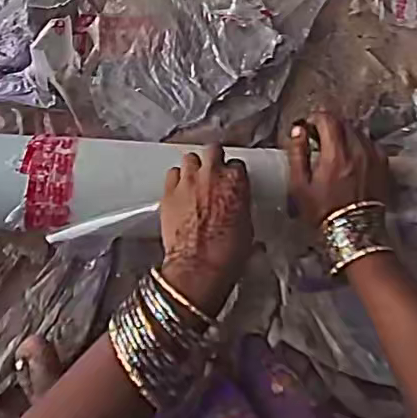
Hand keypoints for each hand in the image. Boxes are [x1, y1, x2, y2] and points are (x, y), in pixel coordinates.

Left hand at [159, 145, 253, 312]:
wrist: (199, 267)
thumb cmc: (226, 253)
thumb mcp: (247, 228)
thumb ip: (241, 209)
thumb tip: (239, 213)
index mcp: (236, 181)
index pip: (237, 164)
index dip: (233, 174)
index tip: (232, 181)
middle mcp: (212, 174)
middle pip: (213, 150)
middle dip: (213, 159)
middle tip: (213, 172)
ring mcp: (188, 180)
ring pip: (190, 158)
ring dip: (194, 167)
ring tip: (194, 180)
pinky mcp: (169, 191)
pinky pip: (172, 174)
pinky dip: (176, 179)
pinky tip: (179, 190)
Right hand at [282, 110, 392, 230]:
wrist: (354, 233)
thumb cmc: (323, 213)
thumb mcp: (300, 186)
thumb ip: (297, 154)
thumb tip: (298, 130)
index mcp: (336, 154)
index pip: (328, 119)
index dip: (315, 118)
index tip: (308, 127)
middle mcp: (357, 151)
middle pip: (343, 122)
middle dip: (329, 125)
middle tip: (318, 138)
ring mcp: (373, 157)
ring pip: (357, 131)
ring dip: (344, 134)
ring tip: (334, 149)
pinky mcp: (383, 165)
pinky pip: (370, 143)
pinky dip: (358, 144)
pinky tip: (351, 157)